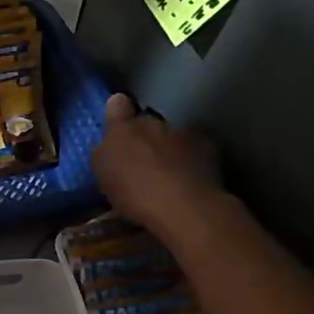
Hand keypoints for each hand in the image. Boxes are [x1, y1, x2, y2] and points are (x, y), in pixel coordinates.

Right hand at [91, 93, 225, 235]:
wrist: (185, 208)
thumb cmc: (133, 192)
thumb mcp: (103, 177)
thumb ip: (102, 152)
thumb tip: (106, 141)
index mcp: (123, 128)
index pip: (117, 105)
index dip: (117, 111)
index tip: (116, 119)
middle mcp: (154, 122)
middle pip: (146, 122)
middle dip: (142, 135)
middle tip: (139, 157)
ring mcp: (185, 133)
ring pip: (171, 134)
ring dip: (167, 146)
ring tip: (165, 170)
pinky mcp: (211, 148)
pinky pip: (194, 148)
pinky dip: (189, 157)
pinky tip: (186, 176)